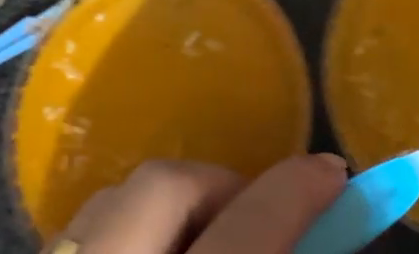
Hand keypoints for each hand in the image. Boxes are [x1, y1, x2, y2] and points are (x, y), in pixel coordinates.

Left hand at [53, 155, 346, 253]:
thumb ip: (284, 252)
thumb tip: (315, 223)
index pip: (249, 229)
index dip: (299, 191)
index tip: (335, 173)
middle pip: (165, 186)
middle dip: (224, 186)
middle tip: (257, 216)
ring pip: (115, 199)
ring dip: (171, 207)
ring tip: (203, 244)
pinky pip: (82, 230)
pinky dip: (125, 232)